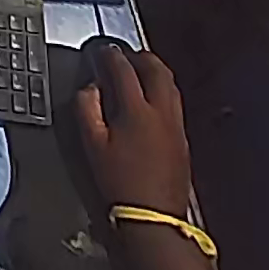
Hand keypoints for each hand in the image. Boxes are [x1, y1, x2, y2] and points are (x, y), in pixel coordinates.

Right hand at [75, 44, 190, 217]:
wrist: (154, 217)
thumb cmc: (119, 179)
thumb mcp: (91, 142)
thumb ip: (86, 107)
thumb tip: (90, 87)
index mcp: (136, 111)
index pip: (123, 69)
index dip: (110, 55)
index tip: (101, 52)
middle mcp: (161, 112)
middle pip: (156, 69)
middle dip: (139, 56)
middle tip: (124, 54)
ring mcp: (176, 125)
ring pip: (170, 84)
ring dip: (154, 70)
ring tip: (138, 69)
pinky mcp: (183, 138)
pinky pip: (174, 100)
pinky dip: (161, 88)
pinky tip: (149, 96)